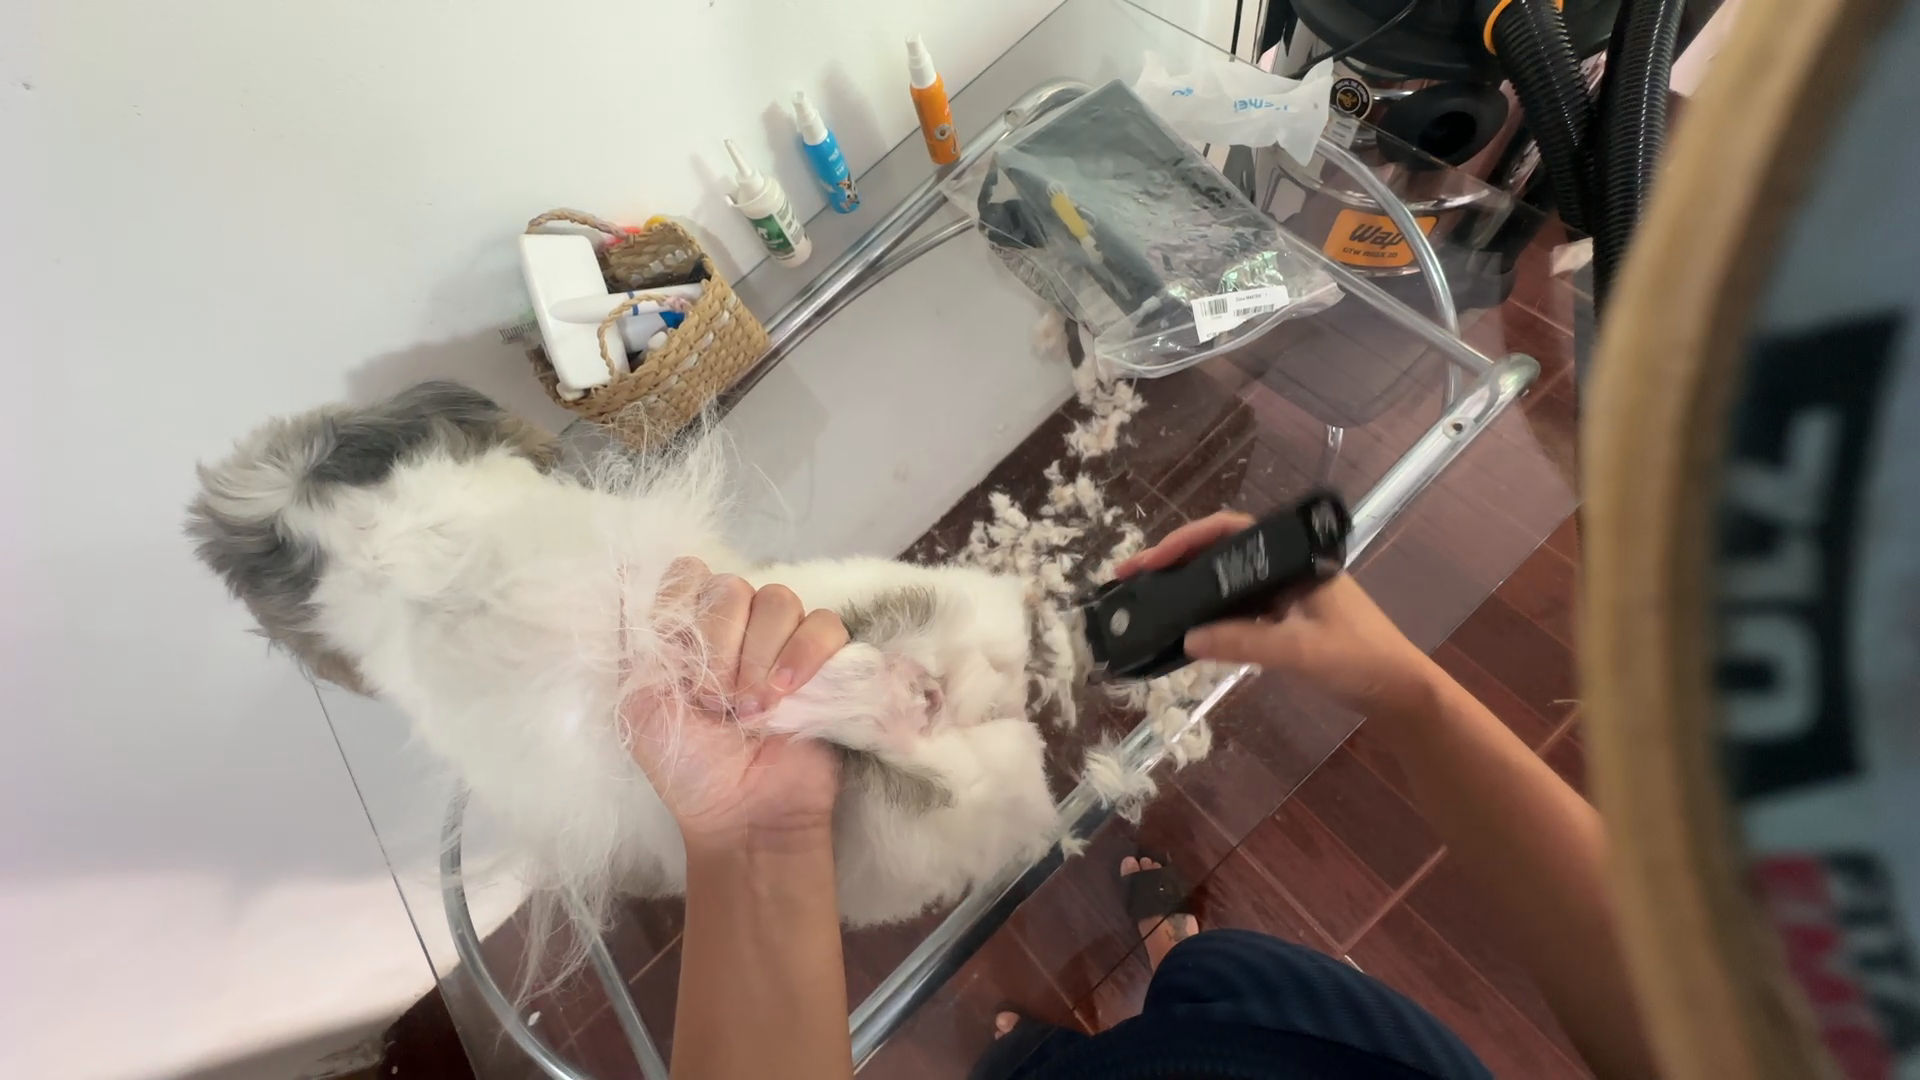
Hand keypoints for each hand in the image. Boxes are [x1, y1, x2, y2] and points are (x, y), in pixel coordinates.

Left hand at [620, 560, 849, 846]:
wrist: (746, 814)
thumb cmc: (688, 768)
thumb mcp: (641, 707)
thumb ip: (636, 645)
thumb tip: (621, 578)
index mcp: (689, 634)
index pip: (687, 574)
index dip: (683, 602)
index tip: (677, 652)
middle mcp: (736, 628)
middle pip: (733, 586)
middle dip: (722, 642)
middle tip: (717, 699)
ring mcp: (784, 641)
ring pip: (780, 600)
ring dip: (761, 655)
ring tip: (753, 708)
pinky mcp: (827, 659)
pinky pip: (825, 625)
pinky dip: (804, 653)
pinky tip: (788, 692)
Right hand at [1115, 511, 1439, 714]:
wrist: (1402, 695)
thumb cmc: (1362, 661)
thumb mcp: (1302, 650)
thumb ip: (1244, 642)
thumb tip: (1185, 638)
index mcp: (1293, 560)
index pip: (1231, 532)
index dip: (1187, 540)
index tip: (1152, 560)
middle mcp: (1283, 569)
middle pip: (1218, 552)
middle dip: (1173, 559)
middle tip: (1131, 575)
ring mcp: (1280, 595)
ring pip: (1221, 579)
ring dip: (1183, 584)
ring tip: (1144, 595)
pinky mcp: (1278, 619)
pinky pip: (1230, 607)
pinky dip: (1201, 611)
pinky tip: (1180, 625)